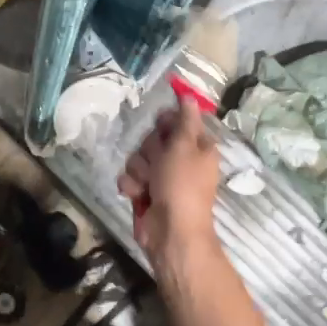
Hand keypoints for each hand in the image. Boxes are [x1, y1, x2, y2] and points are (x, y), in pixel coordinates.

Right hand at [117, 96, 219, 267]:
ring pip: (137, 158)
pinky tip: (138, 195)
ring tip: (148, 185)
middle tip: (158, 164)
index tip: (161, 128)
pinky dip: (132, 186)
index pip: (176, 121)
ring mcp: (160, 177)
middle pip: (152, 139)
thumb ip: (184, 119)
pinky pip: (129, 178)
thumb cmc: (183, 185)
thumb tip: (188, 94)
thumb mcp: (186, 145)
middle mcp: (179, 160)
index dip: (165, 125)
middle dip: (149, 151)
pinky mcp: (144, 193)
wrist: (171, 231)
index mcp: (196, 146)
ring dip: (139, 171)